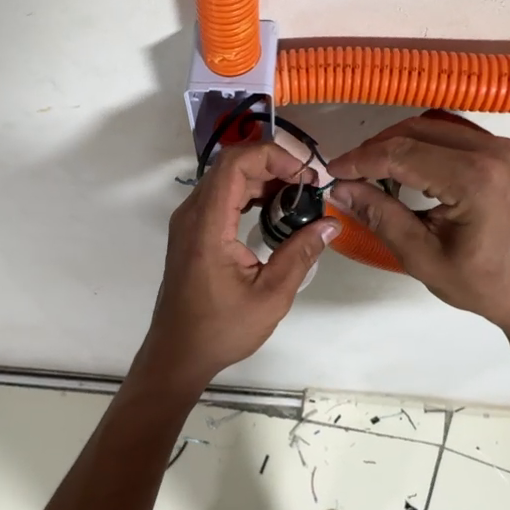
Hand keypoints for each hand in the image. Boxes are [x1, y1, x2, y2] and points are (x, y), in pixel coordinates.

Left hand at [139, 142, 338, 386]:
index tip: (305, 176)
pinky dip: (247, 194)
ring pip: (225, 180)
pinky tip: (273, 210)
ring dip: (261, 178)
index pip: (235, 164)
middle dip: (272, 165)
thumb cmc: (221, 329)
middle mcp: (191, 215)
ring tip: (297, 196)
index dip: (273, 157)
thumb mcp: (271, 295)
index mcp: (207, 226)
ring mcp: (187, 223)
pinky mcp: (190, 233)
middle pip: (230, 166)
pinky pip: (219, 198)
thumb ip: (301, 254)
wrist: (178, 352)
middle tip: (308, 185)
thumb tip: (330, 223)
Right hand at [326, 111, 509, 333]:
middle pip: (416, 131)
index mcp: (474, 179)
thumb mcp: (423, 257)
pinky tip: (405, 170)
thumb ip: (381, 216)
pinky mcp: (506, 154)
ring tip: (370, 173)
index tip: (331, 172)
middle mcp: (492, 152)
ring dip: (397, 144)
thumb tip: (341, 190)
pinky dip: (422, 146)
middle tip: (347, 175)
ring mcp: (503, 149)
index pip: (402, 153)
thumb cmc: (485, 285)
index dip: (360, 160)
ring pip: (433, 127)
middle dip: (376, 149)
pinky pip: (452, 136)